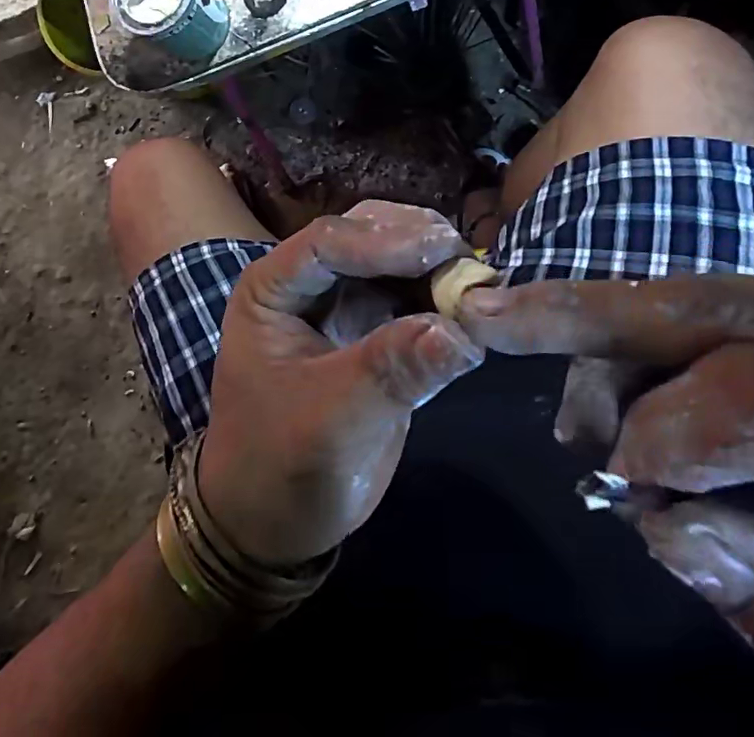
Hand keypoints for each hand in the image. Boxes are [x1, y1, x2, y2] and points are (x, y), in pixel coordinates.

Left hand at [198, 200, 484, 565]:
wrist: (273, 518)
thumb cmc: (280, 465)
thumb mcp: (331, 418)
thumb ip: (391, 369)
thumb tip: (462, 332)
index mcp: (271, 289)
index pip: (327, 241)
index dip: (384, 241)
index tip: (443, 251)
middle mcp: (306, 285)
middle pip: (364, 236)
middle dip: (416, 242)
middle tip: (470, 262)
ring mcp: (340, 307)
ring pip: (394, 263)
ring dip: (437, 269)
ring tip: (482, 285)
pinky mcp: (371, 334)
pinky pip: (411, 300)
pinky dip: (442, 301)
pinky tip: (475, 311)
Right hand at [459, 276, 753, 736]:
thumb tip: (666, 530)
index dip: (666, 430)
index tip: (613, 487)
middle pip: (721, 311)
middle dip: (583, 316)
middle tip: (481, 321)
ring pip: (702, 293)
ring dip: (608, 334)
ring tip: (581, 422)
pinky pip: (716, 300)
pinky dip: (640, 333)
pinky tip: (615, 385)